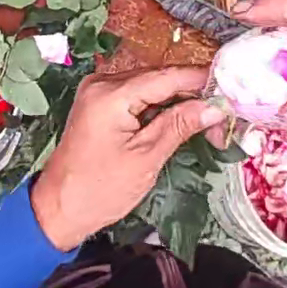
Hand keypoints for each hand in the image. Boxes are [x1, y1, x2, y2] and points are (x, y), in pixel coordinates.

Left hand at [28, 66, 222, 250]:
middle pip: (160, 78)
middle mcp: (103, 82)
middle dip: (193, 94)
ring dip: (179, 100)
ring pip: (152, 86)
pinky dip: (161, 106)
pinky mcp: (100, 102)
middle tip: (222, 115)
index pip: (166, 76)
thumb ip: (180, 125)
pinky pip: (139, 95)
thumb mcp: (146, 158)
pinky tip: (181, 118)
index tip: (231, 88)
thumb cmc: (100, 190)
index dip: (201, 80)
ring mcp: (99, 90)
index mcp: (111, 94)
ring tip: (207, 120)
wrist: (56, 211)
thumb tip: (214, 106)